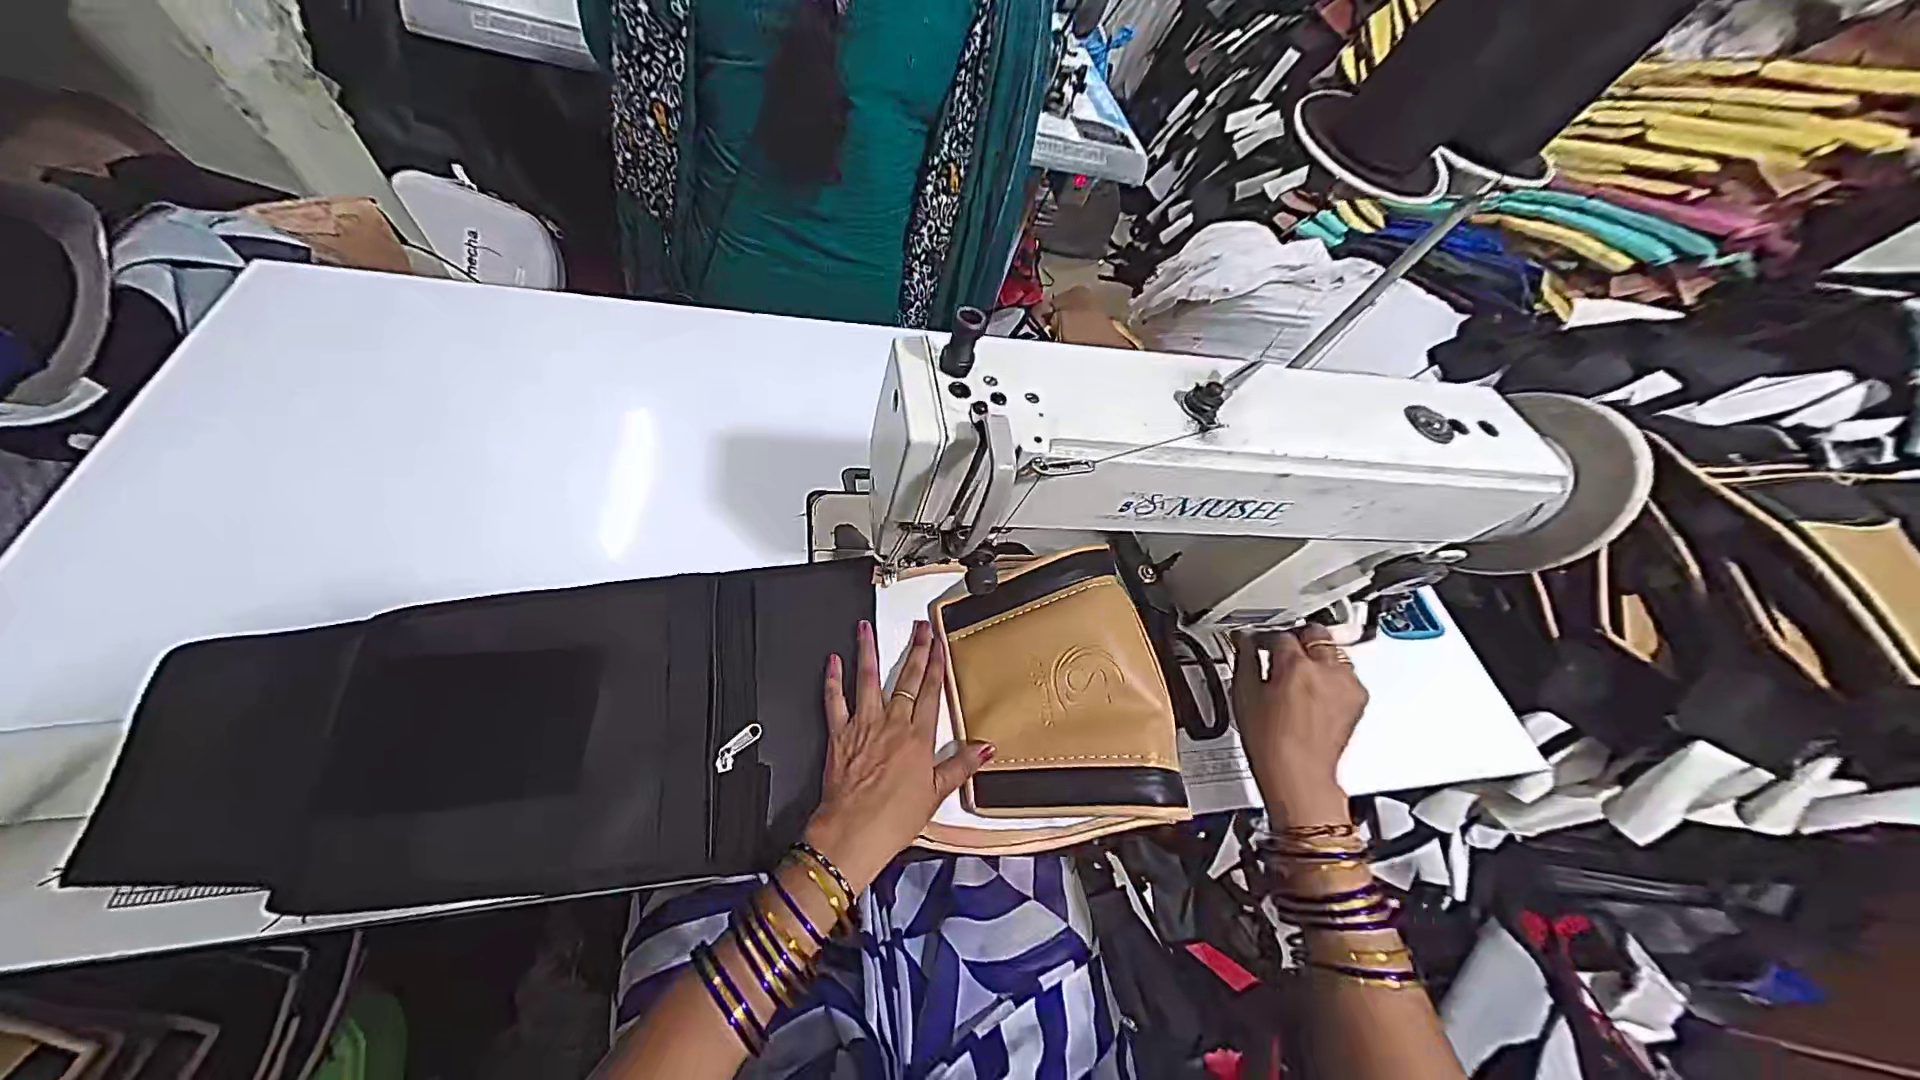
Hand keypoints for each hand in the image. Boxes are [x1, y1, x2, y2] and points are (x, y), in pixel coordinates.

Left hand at [804, 619, 994, 892]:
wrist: (853, 832)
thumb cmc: (893, 818)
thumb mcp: (937, 793)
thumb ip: (961, 765)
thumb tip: (985, 748)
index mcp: (917, 738)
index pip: (932, 691)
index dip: (936, 664)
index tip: (938, 643)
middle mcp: (892, 725)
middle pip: (907, 679)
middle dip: (916, 649)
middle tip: (920, 627)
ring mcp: (864, 726)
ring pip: (868, 680)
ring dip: (869, 652)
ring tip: (867, 629)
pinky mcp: (840, 735)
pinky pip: (835, 701)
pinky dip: (833, 680)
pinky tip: (833, 662)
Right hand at [1232, 624, 1368, 826]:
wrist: (1298, 773)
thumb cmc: (1270, 742)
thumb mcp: (1244, 694)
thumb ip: (1244, 658)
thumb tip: (1244, 641)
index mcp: (1296, 666)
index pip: (1279, 634)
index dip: (1262, 637)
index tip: (1255, 642)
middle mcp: (1327, 671)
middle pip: (1314, 633)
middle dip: (1295, 637)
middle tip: (1280, 648)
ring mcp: (1347, 685)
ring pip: (1333, 651)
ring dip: (1316, 655)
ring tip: (1297, 671)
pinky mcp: (1358, 698)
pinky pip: (1345, 673)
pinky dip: (1330, 674)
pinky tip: (1313, 688)